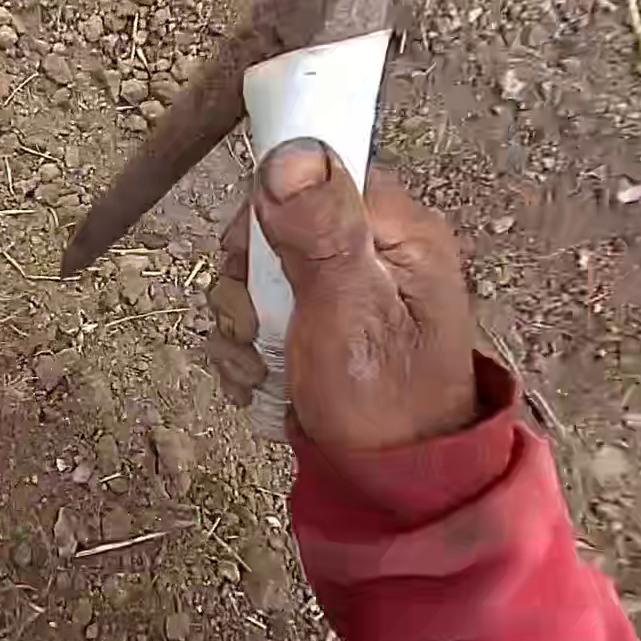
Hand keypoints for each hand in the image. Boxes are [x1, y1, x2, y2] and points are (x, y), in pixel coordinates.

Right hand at [205, 139, 475, 451]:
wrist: (387, 488)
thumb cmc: (380, 402)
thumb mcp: (350, 312)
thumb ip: (322, 232)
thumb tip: (290, 152)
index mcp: (396, 231)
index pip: (319, 175)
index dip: (272, 210)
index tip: (253, 258)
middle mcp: (370, 252)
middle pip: (276, 226)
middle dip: (250, 280)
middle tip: (261, 324)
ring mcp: (340, 289)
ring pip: (258, 274)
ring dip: (244, 321)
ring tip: (265, 362)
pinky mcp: (316, 322)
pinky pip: (261, 312)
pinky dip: (249, 344)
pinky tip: (262, 374)